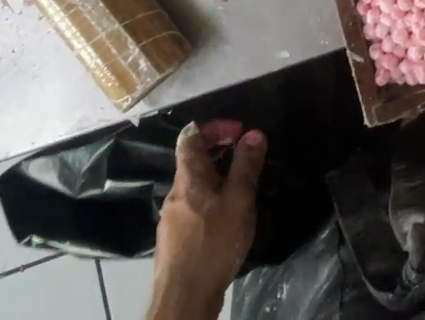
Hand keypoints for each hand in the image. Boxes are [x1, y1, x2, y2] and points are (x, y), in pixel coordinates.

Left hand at [148, 120, 265, 319]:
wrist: (184, 298)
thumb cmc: (213, 243)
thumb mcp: (238, 201)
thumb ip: (246, 166)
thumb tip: (253, 133)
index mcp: (189, 177)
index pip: (191, 135)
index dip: (215, 126)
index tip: (240, 132)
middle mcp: (175, 192)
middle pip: (193, 160)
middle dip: (220, 152)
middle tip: (247, 159)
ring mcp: (171, 217)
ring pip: (194, 186)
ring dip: (217, 179)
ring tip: (242, 192)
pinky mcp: (175, 239)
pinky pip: (193, 208)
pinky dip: (211, 202)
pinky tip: (227, 221)